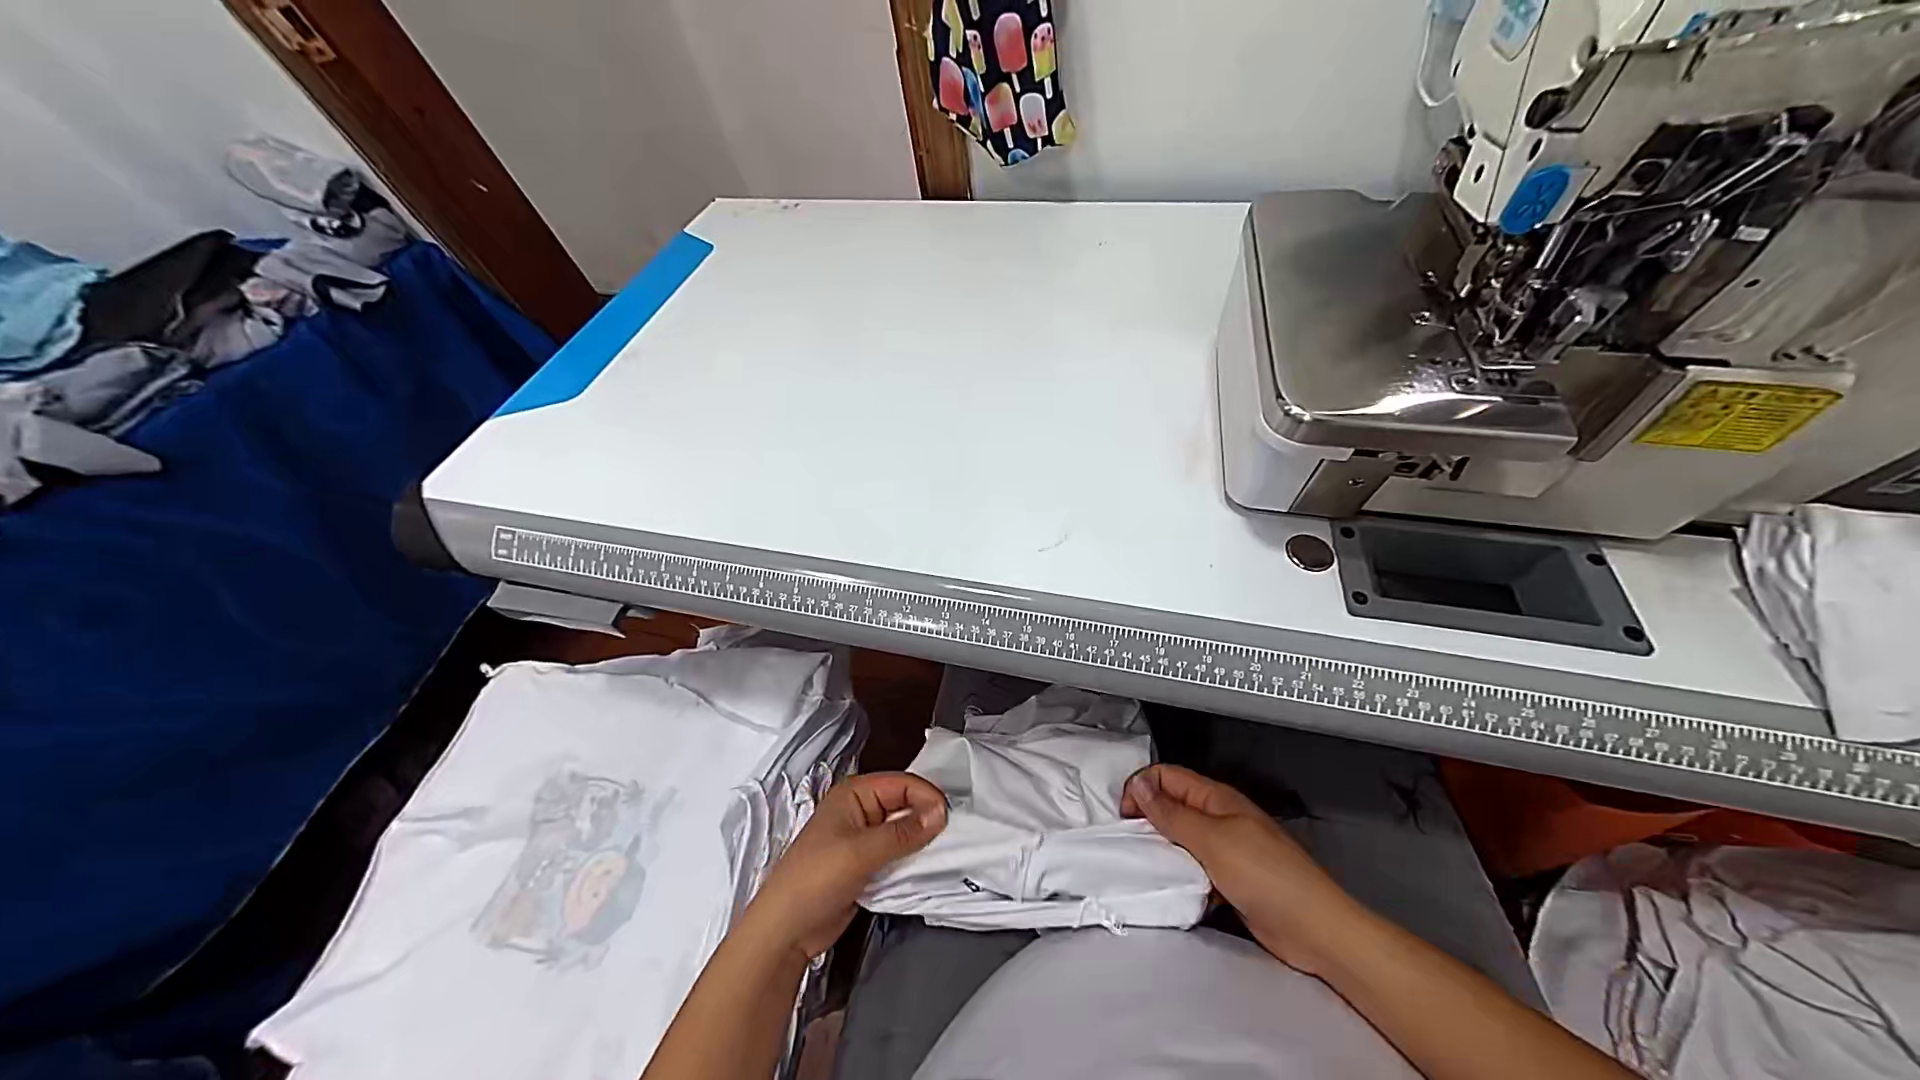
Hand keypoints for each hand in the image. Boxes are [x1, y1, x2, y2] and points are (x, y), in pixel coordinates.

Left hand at [738, 772, 946, 961]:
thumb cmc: (815, 880)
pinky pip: (899, 853)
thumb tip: (940, 813)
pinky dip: (913, 858)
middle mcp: (861, 809)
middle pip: (905, 803)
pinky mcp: (868, 863)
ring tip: (946, 851)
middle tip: (954, 835)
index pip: (902, 783)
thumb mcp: (861, 852)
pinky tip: (929, 867)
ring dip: (922, 840)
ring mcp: (864, 837)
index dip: (926, 797)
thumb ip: (903, 833)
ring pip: (904, 829)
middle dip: (927, 817)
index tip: (949, 819)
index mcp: (854, 793)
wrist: (786, 930)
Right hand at [1123, 764, 1362, 973]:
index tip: (1128, 815)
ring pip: (1180, 840)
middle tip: (1135, 841)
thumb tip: (1142, 787)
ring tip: (1153, 865)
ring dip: (1163, 850)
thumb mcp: (1212, 840)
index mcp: (1217, 798)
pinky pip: (1193, 868)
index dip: (1142, 789)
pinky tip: (1176, 887)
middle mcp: (1220, 819)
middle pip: (1171, 807)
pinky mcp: (1228, 879)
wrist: (1316, 930)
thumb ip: (1172, 814)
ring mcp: (1225, 849)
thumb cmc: (1275, 879)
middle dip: (1148, 820)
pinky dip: (1180, 875)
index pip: (1166, 777)